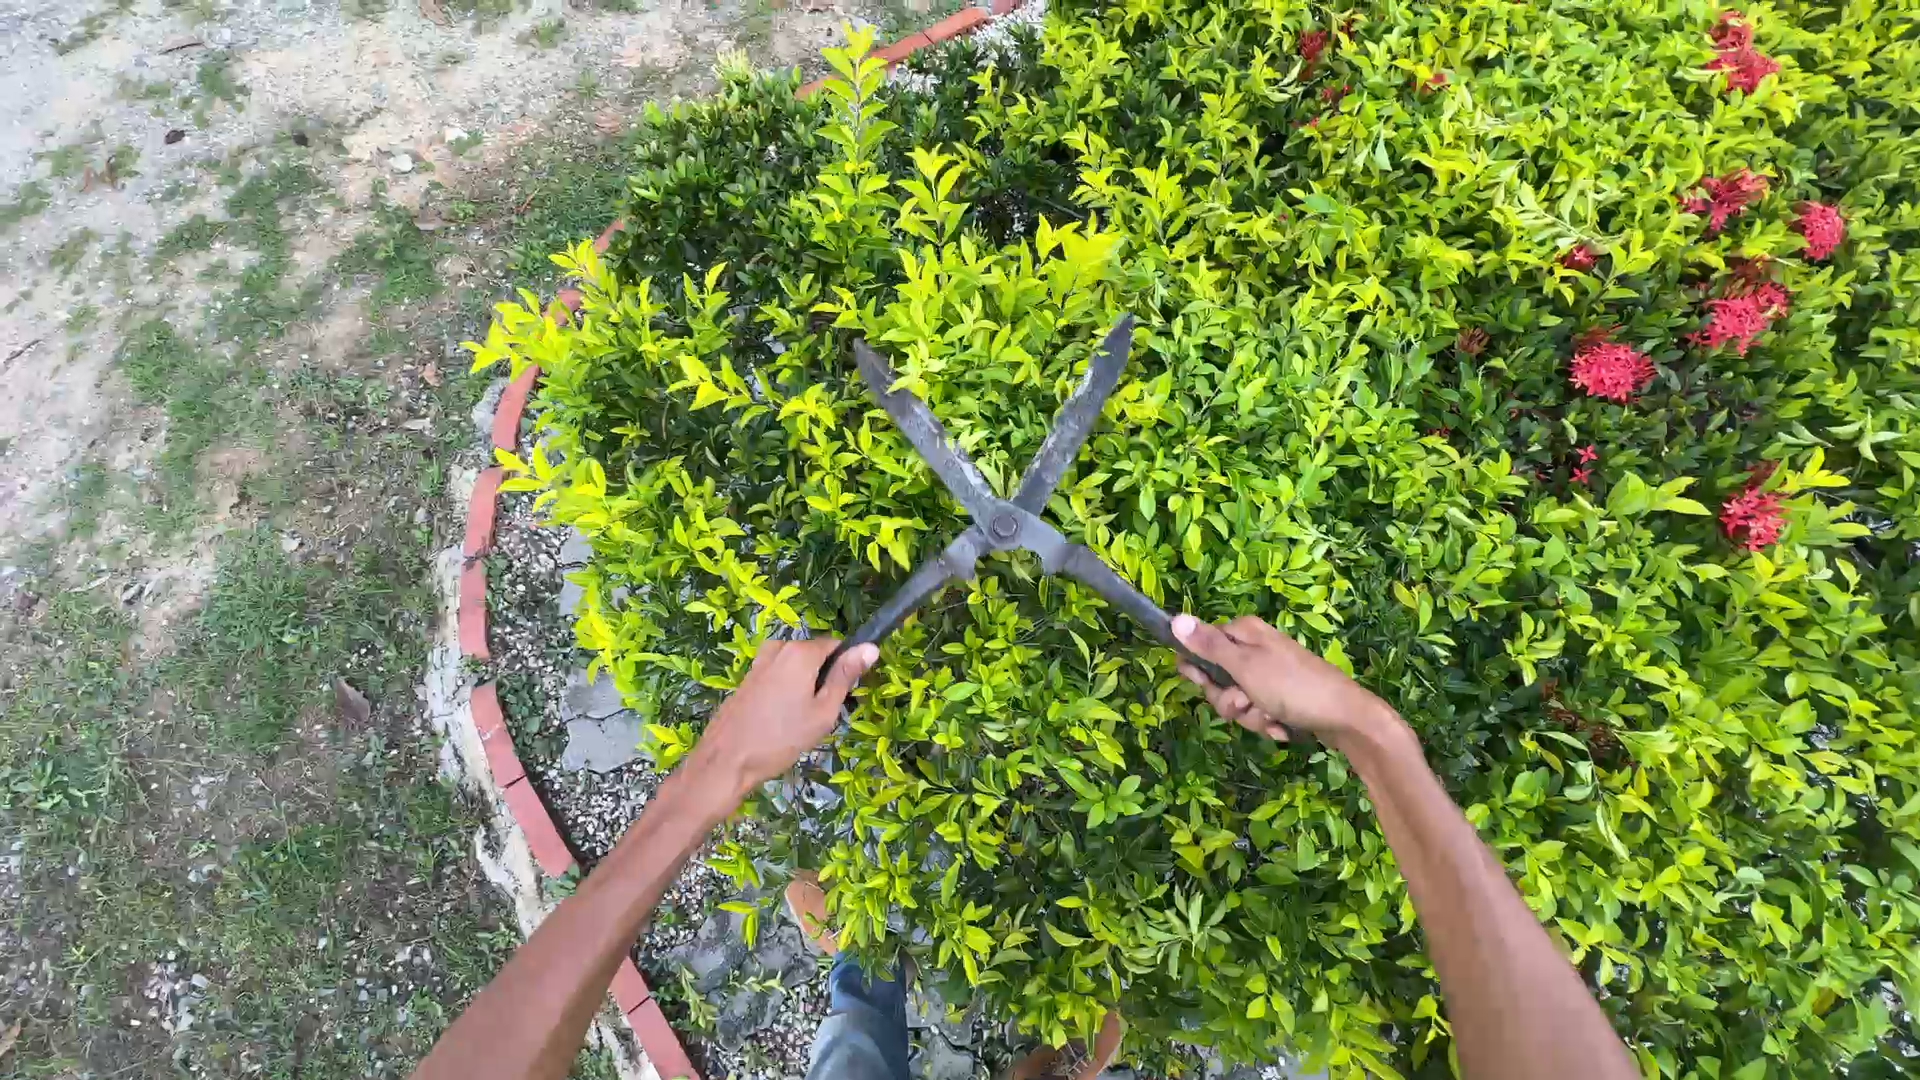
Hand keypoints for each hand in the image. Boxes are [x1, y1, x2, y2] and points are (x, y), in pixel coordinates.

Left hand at [687, 638, 878, 798]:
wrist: (726, 761)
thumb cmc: (781, 738)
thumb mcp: (823, 711)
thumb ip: (845, 676)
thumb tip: (871, 647)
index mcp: (800, 652)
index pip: (837, 645)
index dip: (846, 668)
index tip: (846, 696)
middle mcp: (779, 648)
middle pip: (815, 655)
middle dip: (824, 678)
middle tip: (822, 715)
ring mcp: (760, 662)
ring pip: (796, 667)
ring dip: (805, 686)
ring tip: (801, 721)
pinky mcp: (748, 677)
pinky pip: (779, 676)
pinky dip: (786, 692)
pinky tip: (781, 721)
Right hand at [1171, 614, 1406, 753]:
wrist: (1346, 718)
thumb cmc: (1292, 687)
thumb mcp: (1243, 666)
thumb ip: (1208, 645)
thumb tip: (1175, 619)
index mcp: (1244, 632)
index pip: (1200, 646)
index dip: (1200, 671)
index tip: (1207, 684)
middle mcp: (1254, 648)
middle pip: (1217, 677)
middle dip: (1229, 700)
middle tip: (1247, 703)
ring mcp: (1268, 673)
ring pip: (1236, 698)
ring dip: (1249, 715)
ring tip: (1270, 717)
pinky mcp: (1280, 695)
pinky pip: (1257, 710)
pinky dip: (1266, 722)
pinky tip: (1282, 726)